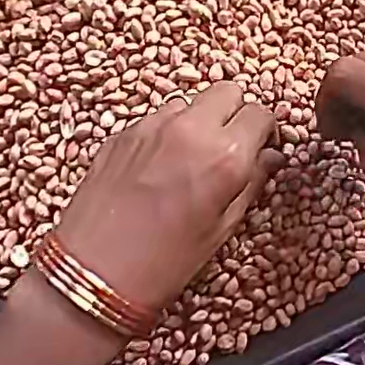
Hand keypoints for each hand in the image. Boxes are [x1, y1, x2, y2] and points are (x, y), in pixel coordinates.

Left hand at [53, 82, 283, 312]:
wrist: (94, 273)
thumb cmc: (166, 261)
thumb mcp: (223, 227)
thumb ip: (252, 182)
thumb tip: (270, 158)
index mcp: (226, 154)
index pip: (261, 113)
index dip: (265, 131)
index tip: (260, 147)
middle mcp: (191, 129)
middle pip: (228, 91)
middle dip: (235, 113)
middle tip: (231, 144)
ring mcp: (153, 125)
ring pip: (191, 101)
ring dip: (200, 120)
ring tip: (191, 158)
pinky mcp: (123, 131)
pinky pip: (158, 117)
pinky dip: (168, 132)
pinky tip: (160, 166)